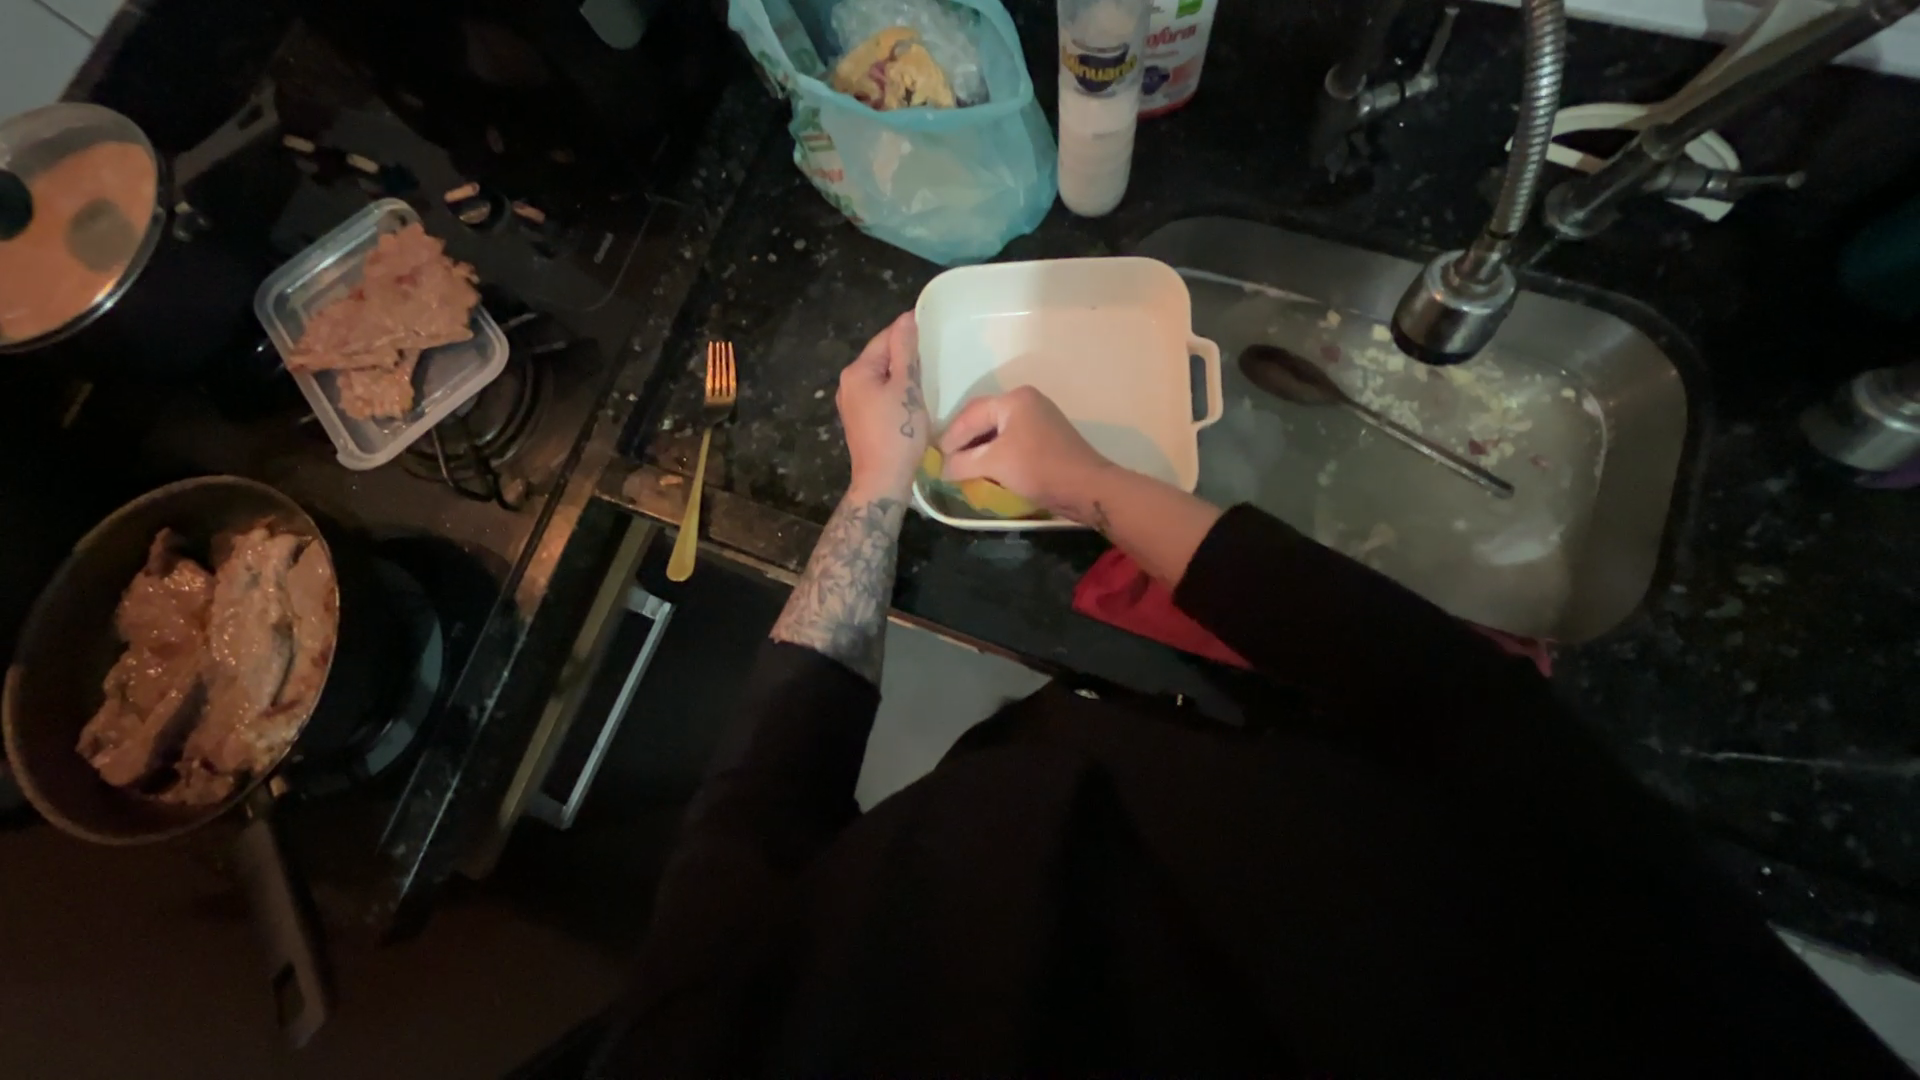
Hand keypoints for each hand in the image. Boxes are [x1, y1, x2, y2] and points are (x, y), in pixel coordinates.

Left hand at [838, 312, 928, 499]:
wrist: (882, 480)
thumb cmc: (898, 432)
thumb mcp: (906, 388)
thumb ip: (905, 351)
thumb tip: (906, 318)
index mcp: (857, 371)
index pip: (885, 338)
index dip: (908, 331)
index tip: (933, 327)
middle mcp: (848, 384)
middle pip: (880, 357)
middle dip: (905, 354)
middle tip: (935, 353)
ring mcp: (851, 404)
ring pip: (880, 378)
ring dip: (901, 374)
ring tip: (927, 375)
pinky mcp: (859, 421)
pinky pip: (879, 396)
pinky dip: (895, 392)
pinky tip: (912, 399)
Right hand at [938, 386, 1116, 524]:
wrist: (1086, 487)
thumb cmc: (1038, 468)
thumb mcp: (994, 464)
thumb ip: (963, 463)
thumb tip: (942, 468)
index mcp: (1014, 399)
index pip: (971, 413)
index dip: (950, 436)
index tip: (935, 457)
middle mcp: (1027, 402)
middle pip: (984, 419)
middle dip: (964, 441)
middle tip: (945, 460)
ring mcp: (1039, 419)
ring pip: (998, 431)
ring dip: (979, 449)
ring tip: (961, 466)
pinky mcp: (1046, 439)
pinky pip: (1012, 441)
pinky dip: (995, 454)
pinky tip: (985, 469)